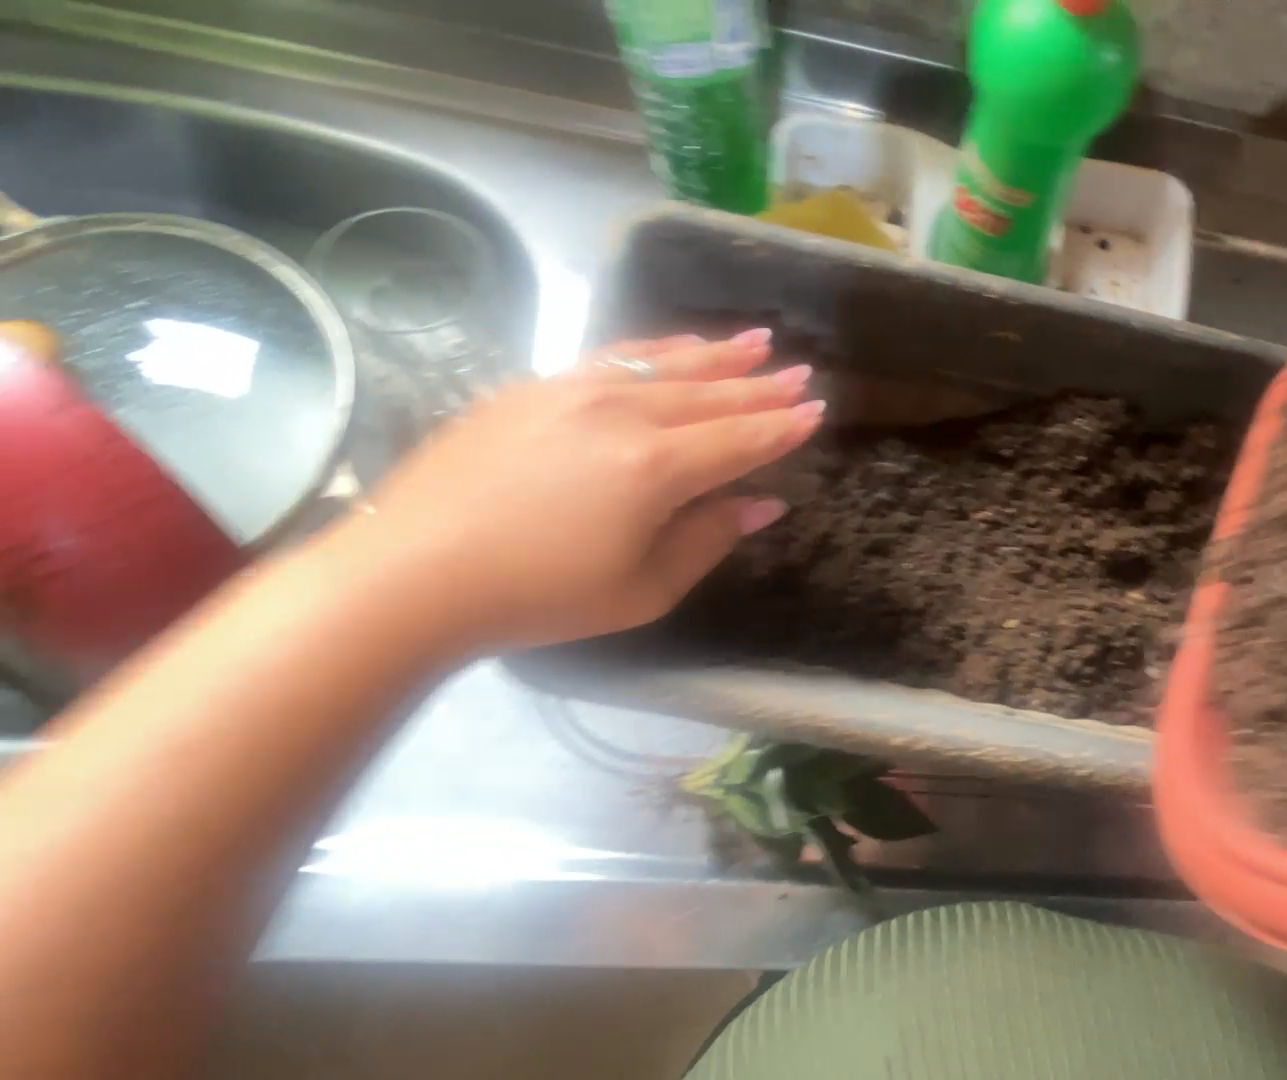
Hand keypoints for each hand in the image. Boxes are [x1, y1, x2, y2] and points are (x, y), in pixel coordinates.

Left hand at [328, 332, 819, 652]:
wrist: (412, 572)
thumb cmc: (538, 596)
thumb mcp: (641, 589)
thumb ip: (707, 538)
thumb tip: (762, 503)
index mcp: (656, 467)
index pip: (739, 440)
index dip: (782, 428)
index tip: (816, 410)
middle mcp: (622, 413)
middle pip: (709, 395)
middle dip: (761, 386)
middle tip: (801, 372)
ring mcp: (573, 391)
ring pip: (664, 365)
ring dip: (716, 354)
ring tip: (756, 340)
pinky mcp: (534, 387)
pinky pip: (613, 358)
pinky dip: (655, 351)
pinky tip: (675, 348)